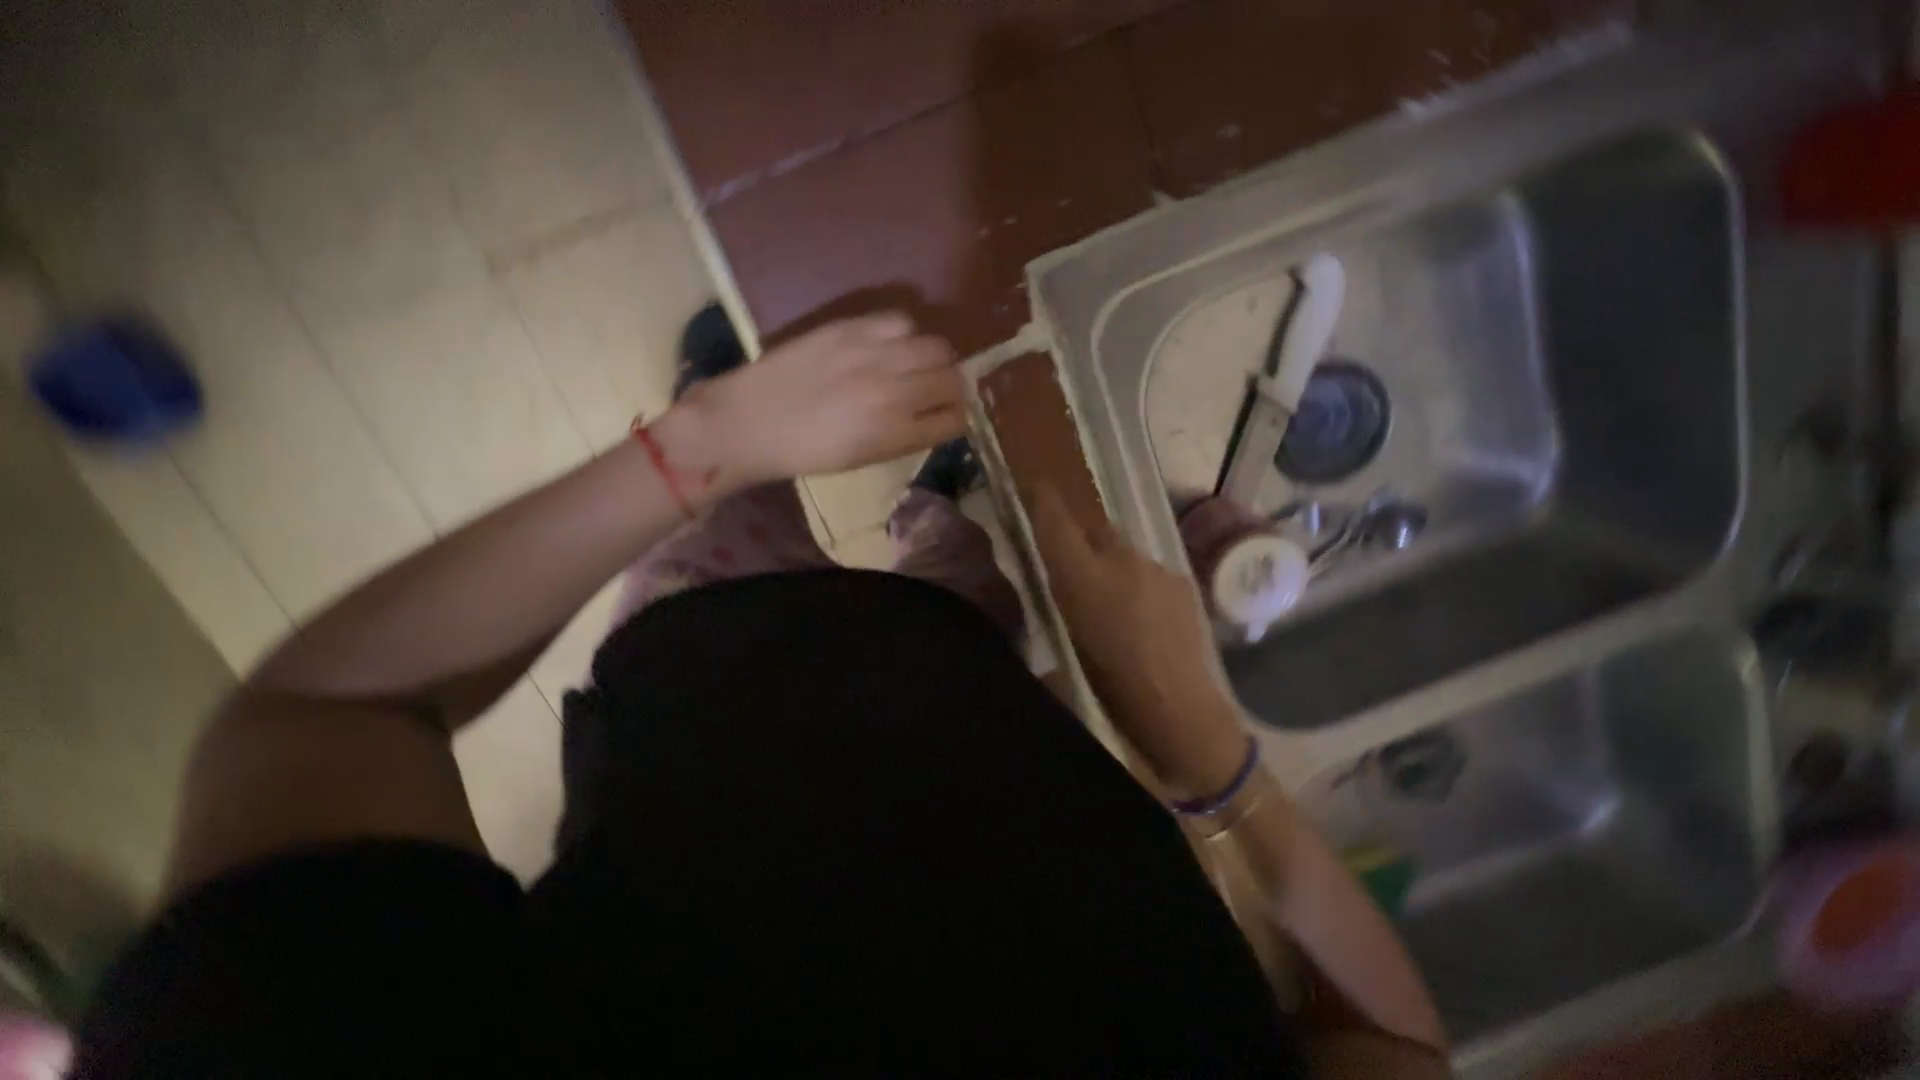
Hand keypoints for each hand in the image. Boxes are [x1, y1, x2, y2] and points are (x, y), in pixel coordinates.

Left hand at [667, 312, 966, 491]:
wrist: (750, 421)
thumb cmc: (806, 451)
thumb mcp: (864, 457)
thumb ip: (906, 435)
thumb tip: (936, 416)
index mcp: (895, 432)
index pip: (955, 418)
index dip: (954, 417)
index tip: (945, 416)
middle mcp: (893, 391)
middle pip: (953, 378)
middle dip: (951, 386)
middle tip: (934, 389)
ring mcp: (874, 355)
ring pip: (936, 347)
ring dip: (933, 358)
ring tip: (914, 364)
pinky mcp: (852, 328)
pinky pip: (901, 321)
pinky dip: (904, 334)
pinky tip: (888, 345)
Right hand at [1028, 485, 1248, 794]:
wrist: (1181, 712)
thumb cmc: (1111, 691)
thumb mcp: (1067, 648)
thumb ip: (1059, 605)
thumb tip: (1053, 586)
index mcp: (1081, 579)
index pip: (1055, 520)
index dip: (1041, 496)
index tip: (1031, 480)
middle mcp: (1119, 561)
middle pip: (1092, 531)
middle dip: (1080, 542)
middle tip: (1073, 572)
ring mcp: (1156, 569)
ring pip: (1123, 554)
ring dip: (1113, 569)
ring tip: (1113, 607)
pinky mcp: (1183, 582)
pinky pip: (1150, 573)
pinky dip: (1140, 586)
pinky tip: (1144, 621)